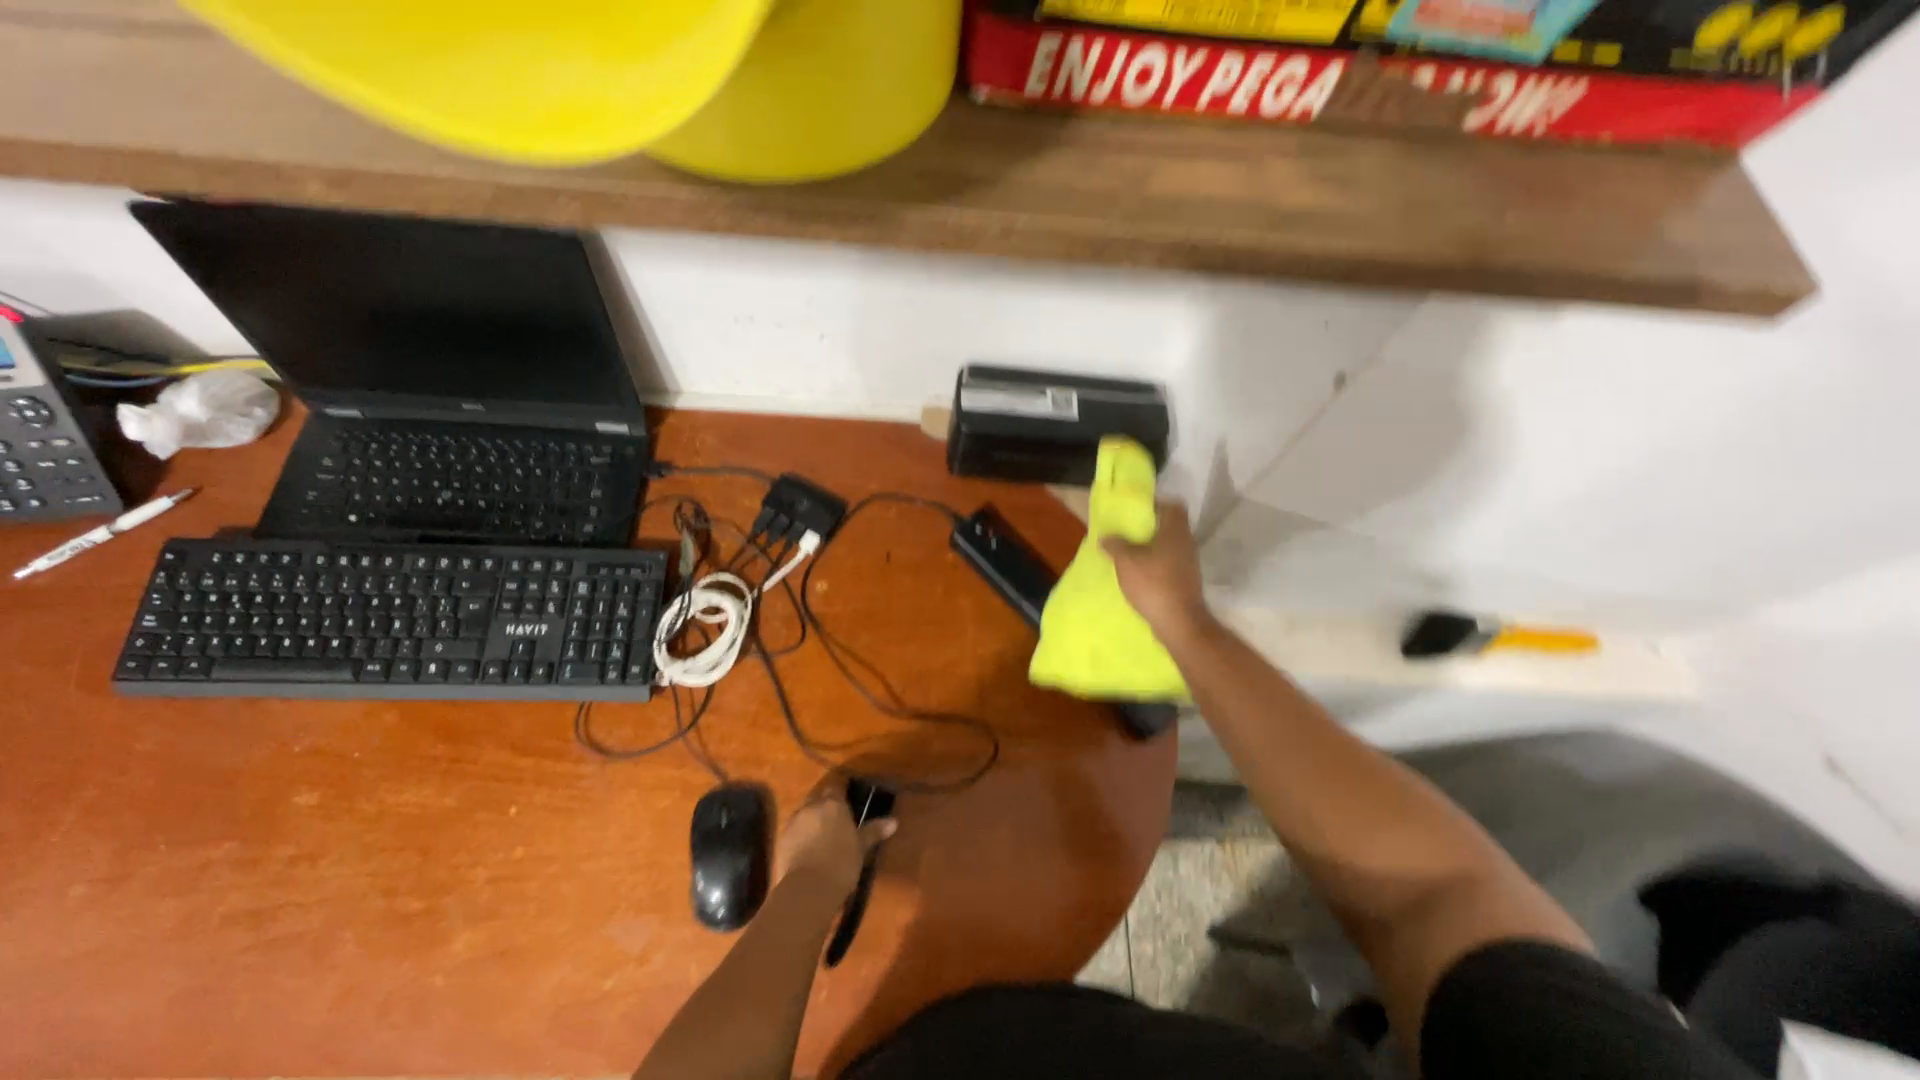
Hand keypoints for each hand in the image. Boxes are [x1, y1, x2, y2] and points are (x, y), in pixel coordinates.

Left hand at [775, 791, 894, 899]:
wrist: (807, 890)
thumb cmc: (841, 865)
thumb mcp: (861, 848)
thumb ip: (873, 831)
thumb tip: (893, 821)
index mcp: (833, 805)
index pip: (837, 785)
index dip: (842, 788)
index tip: (849, 794)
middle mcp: (811, 807)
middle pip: (818, 797)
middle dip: (826, 804)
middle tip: (838, 817)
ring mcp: (793, 822)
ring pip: (804, 813)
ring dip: (812, 819)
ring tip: (823, 835)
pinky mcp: (780, 840)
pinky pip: (794, 830)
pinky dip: (801, 835)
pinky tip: (808, 850)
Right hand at [1102, 502, 1212, 638]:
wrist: (1179, 622)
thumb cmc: (1153, 584)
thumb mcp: (1126, 562)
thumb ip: (1115, 545)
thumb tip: (1106, 537)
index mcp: (1175, 531)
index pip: (1172, 506)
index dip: (1155, 505)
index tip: (1136, 512)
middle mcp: (1186, 542)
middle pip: (1169, 526)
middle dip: (1149, 529)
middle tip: (1126, 533)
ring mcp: (1189, 563)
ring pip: (1169, 547)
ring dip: (1151, 548)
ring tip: (1128, 554)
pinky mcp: (1187, 580)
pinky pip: (1169, 564)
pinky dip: (1155, 565)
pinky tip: (1139, 574)